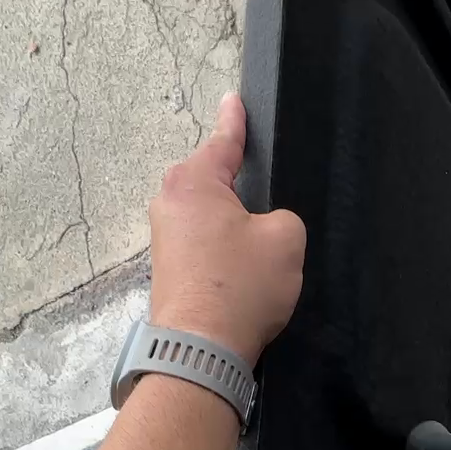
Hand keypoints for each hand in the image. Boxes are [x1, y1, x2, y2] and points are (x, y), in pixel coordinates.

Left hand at [148, 93, 305, 365]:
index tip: (233, 101)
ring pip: (209, 221)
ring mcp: (164, 241)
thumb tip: (266, 228)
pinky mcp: (169, 273)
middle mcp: (169, 204)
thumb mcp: (286, 240)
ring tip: (258, 260)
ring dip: (232, 232)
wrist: (202, 349)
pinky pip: (204, 251)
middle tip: (266, 213)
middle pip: (213, 184)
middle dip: (238, 193)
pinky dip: (224, 258)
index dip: (236, 122)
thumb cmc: (242, 287)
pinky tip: (242, 279)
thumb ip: (285, 218)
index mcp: (193, 182)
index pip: (223, 142)